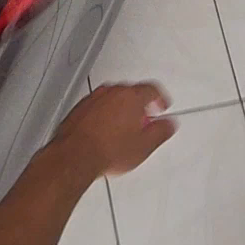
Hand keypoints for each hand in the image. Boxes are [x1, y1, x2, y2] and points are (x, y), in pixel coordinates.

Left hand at [47, 82, 177, 179]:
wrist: (75, 155)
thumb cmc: (106, 150)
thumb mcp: (144, 146)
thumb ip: (161, 131)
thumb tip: (169, 124)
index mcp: (131, 96)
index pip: (152, 89)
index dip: (160, 98)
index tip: (161, 106)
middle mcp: (111, 92)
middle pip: (132, 92)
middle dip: (139, 107)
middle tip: (143, 122)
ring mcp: (94, 98)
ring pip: (113, 98)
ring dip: (120, 110)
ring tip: (122, 131)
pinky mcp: (80, 106)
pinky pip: (97, 106)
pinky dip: (104, 114)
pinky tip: (104, 133)